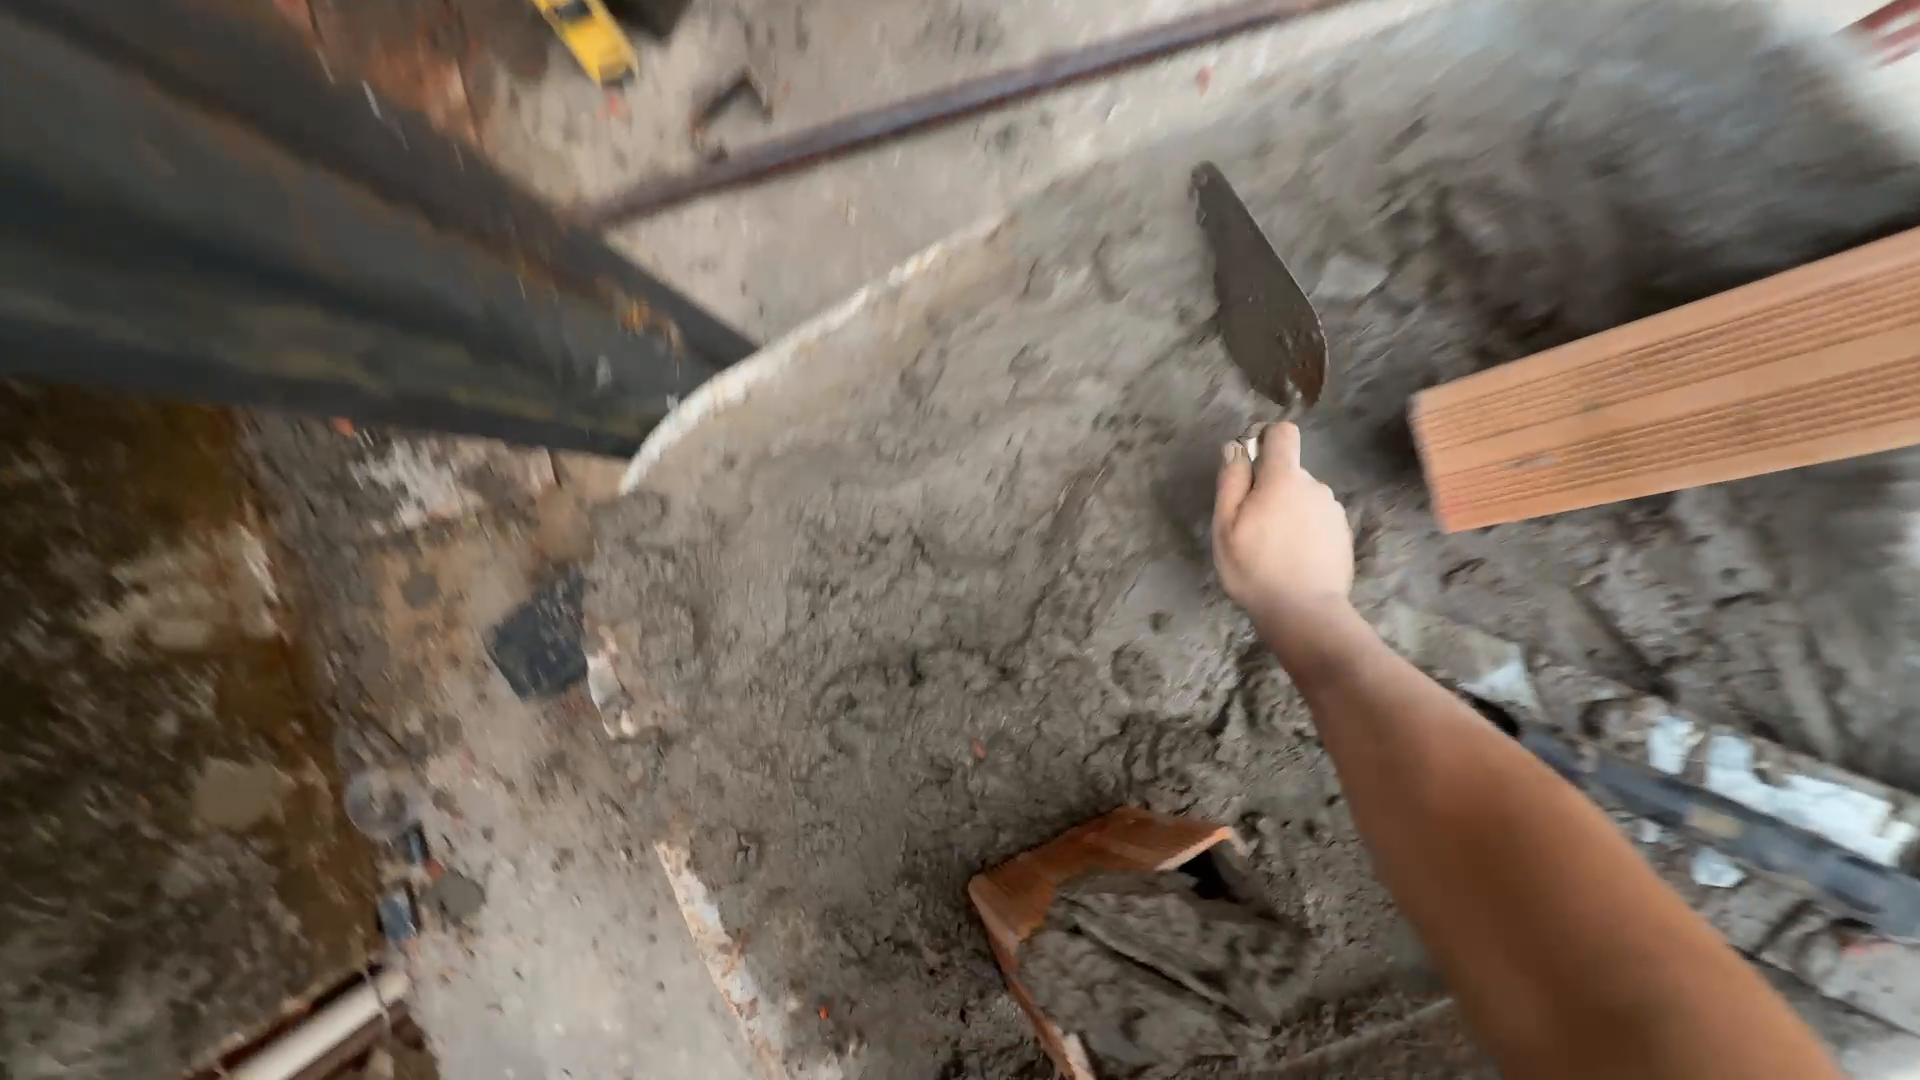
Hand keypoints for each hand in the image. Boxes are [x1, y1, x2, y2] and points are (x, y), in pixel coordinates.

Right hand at [1212, 423, 1355, 642]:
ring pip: (1303, 498)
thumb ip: (1231, 481)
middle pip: (1289, 472)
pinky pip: (1316, 520)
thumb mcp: (1225, 526)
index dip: (1265, 441)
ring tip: (1273, 548)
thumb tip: (1236, 447)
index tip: (1250, 467)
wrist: (1304, 612)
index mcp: (1284, 479)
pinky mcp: (1343, 534)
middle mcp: (1315, 486)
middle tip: (1252, 528)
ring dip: (1287, 511)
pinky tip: (1293, 559)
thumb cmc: (1254, 568)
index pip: (1283, 433)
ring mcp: (1333, 511)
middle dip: (1270, 489)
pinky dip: (1303, 531)